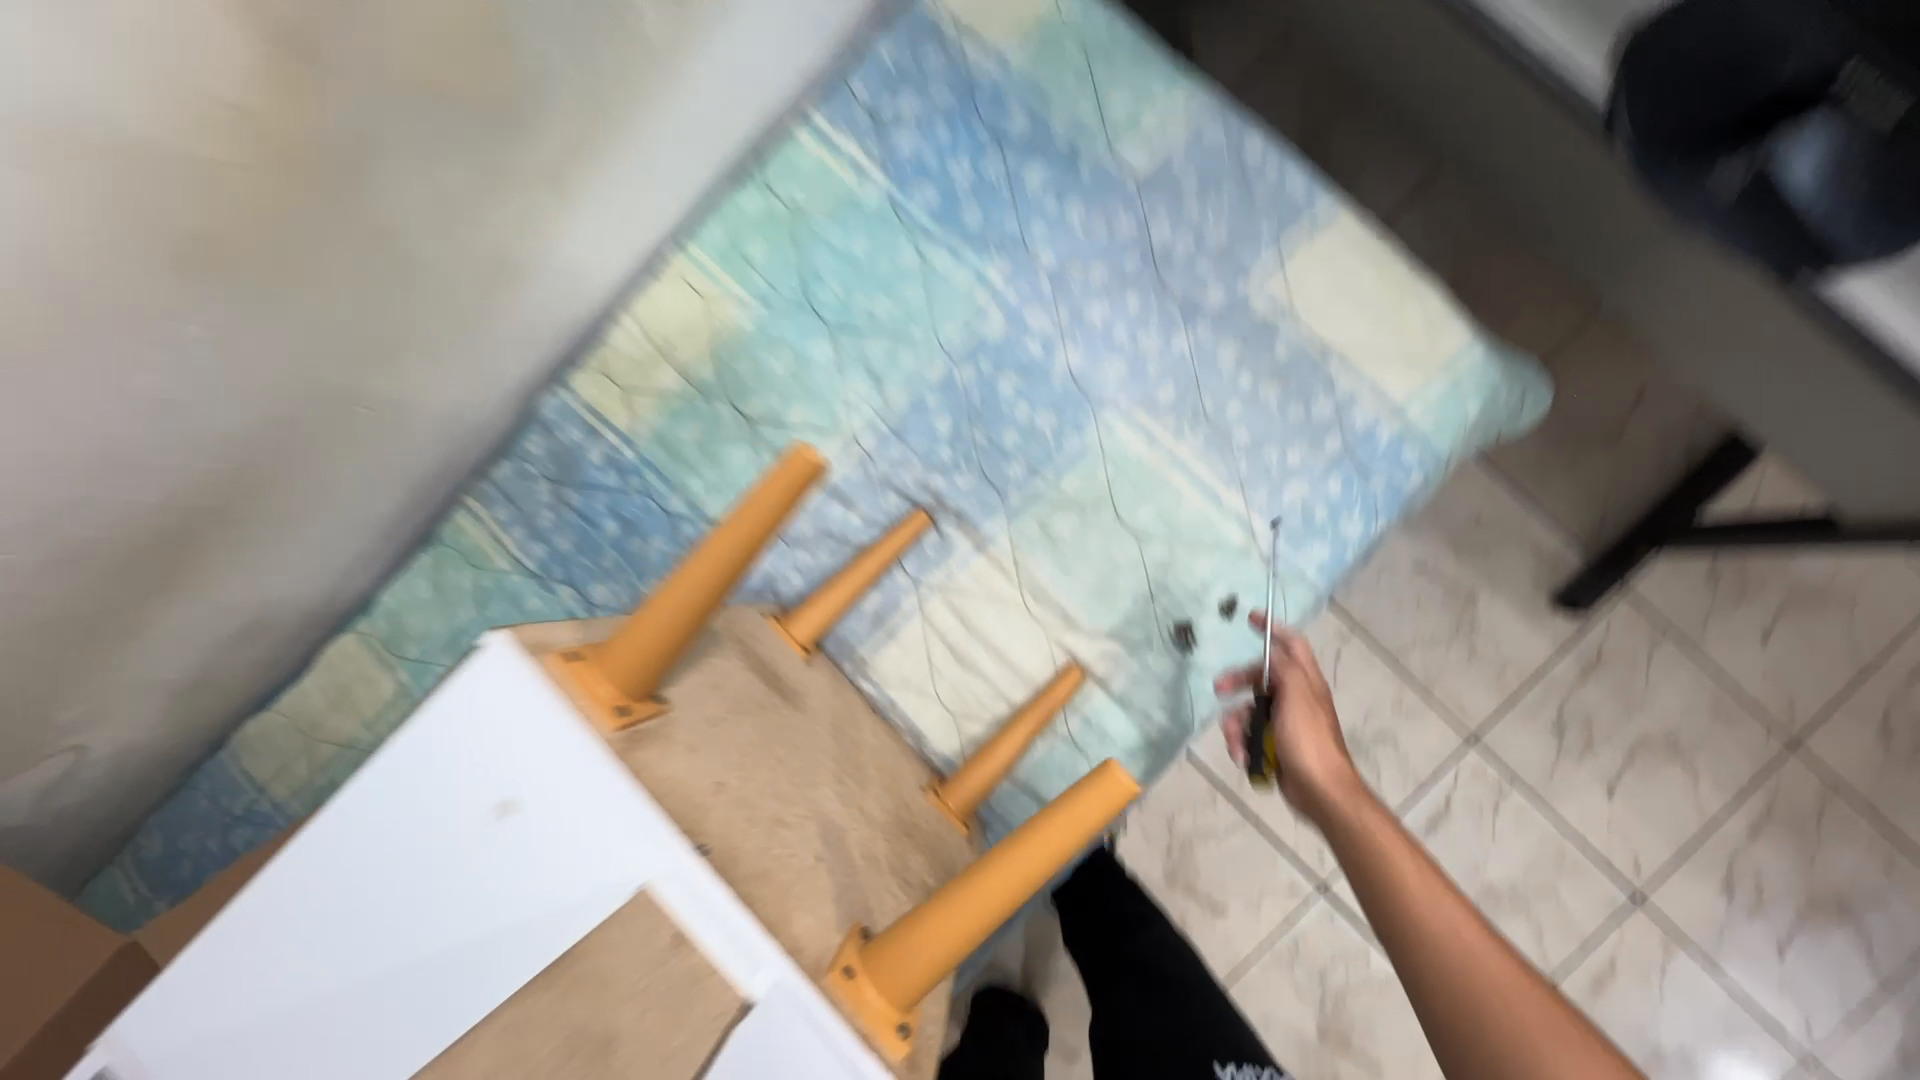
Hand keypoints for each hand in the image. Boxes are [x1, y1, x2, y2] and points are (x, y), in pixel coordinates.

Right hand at [1213, 611, 1370, 827]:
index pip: (1292, 644)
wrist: (1319, 790)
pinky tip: (1244, 757)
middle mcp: (1295, 697)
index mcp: (1305, 681)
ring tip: (1237, 744)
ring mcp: (1283, 721)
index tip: (1251, 618)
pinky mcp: (1273, 743)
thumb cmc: (1308, 740)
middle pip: (1260, 677)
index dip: (1273, 629)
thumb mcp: (1297, 695)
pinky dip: (1242, 743)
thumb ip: (1284, 668)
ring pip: (1247, 709)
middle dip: (1237, 683)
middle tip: (1219, 688)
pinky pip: (1248, 733)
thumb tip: (1272, 655)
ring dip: (1236, 725)